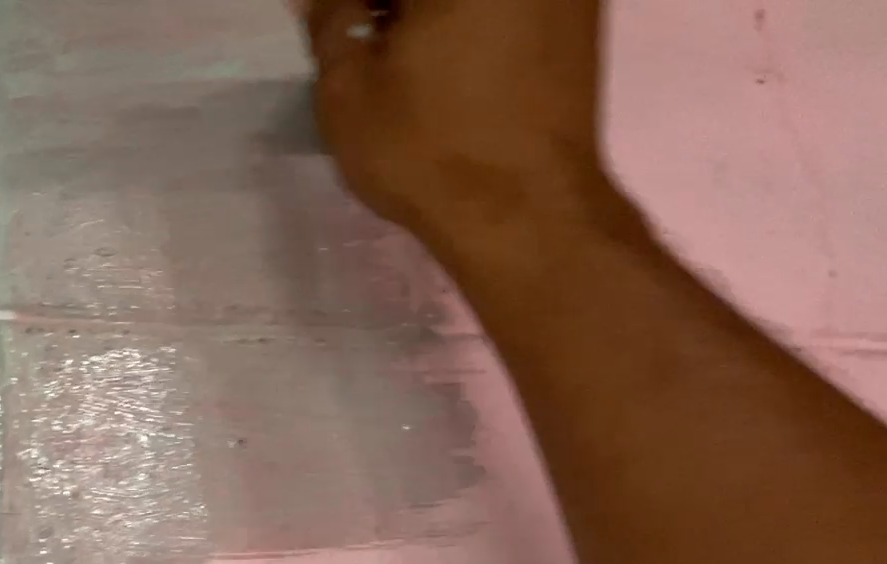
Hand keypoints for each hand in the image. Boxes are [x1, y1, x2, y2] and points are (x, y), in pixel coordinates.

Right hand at [305, 0, 617, 254]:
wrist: (517, 206)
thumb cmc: (421, 148)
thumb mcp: (347, 92)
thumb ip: (330, 27)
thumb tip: (319, 1)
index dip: (347, 6)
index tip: (328, 27)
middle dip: (386, 7)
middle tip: (358, 39)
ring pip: (469, 0)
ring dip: (426, 17)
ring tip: (400, 57)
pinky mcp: (579, 18)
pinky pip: (506, 9)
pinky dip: (469, 24)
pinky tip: (446, 67)